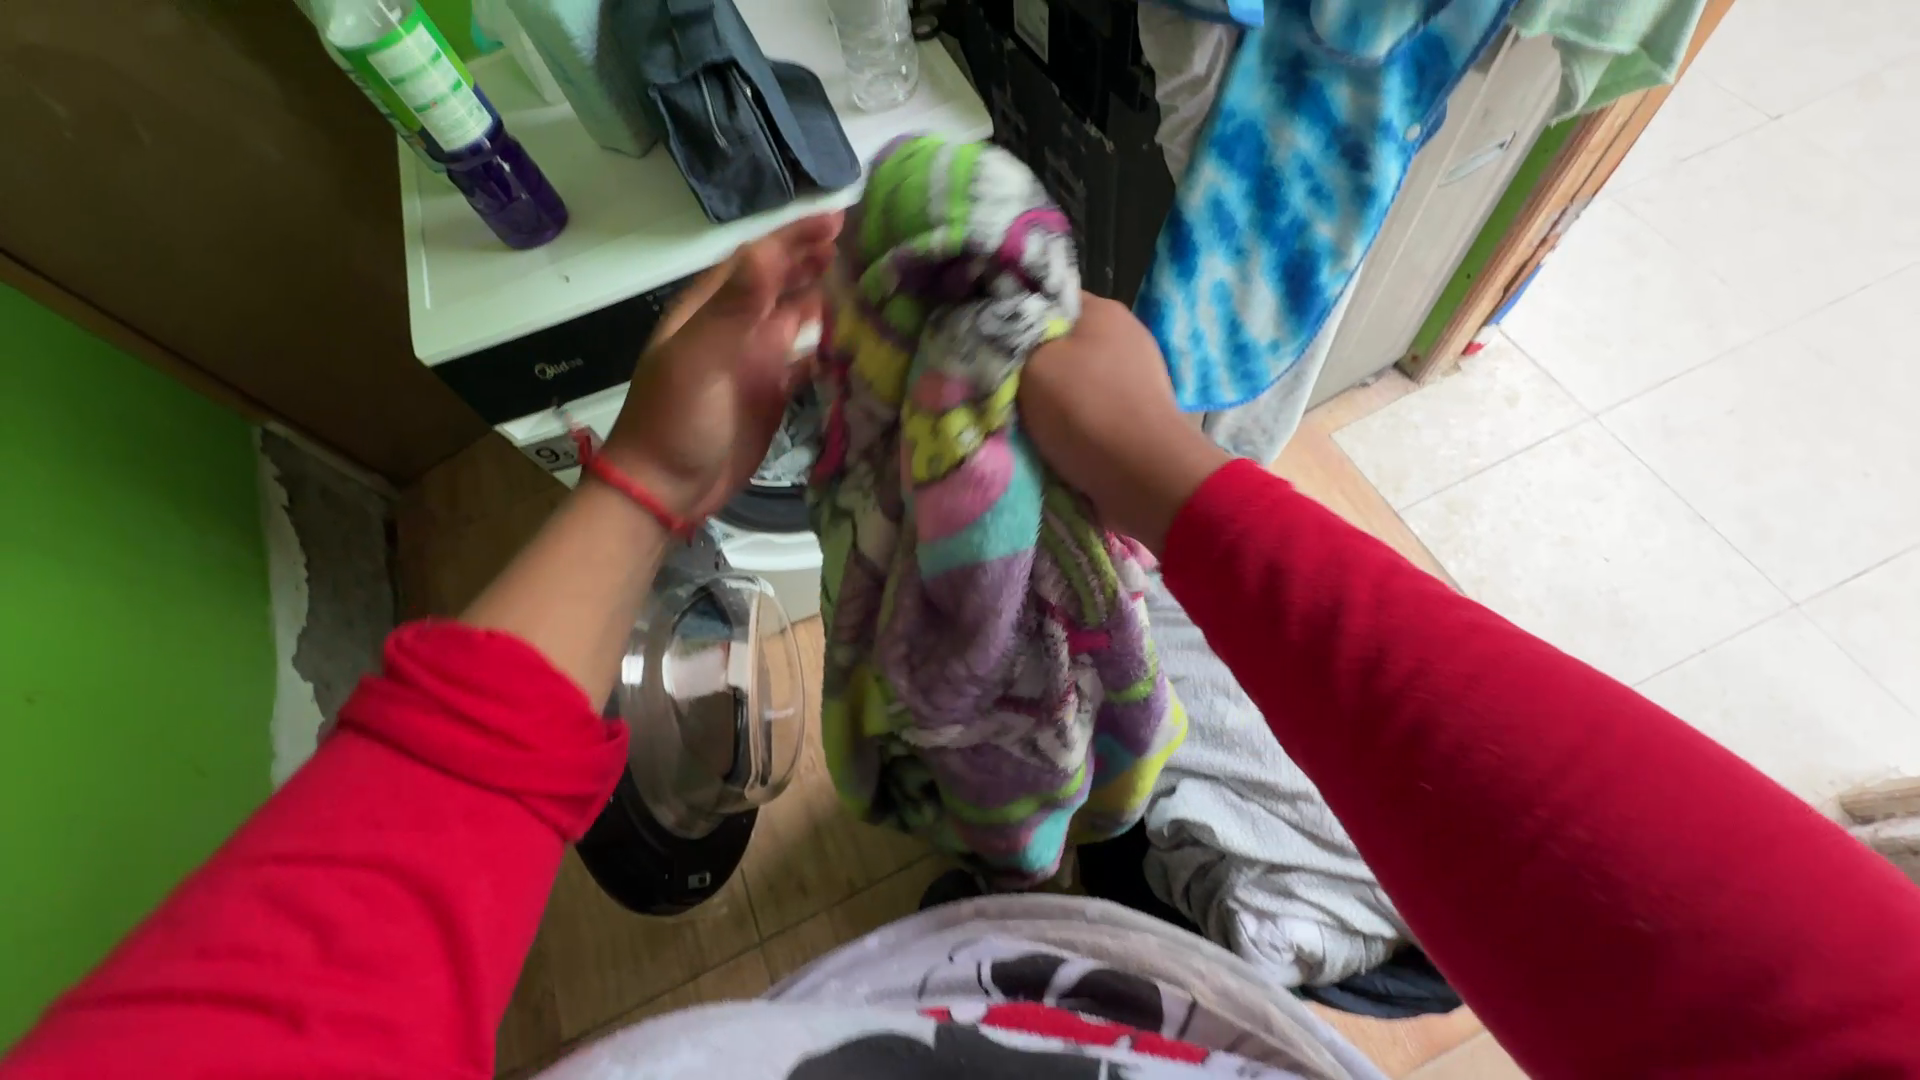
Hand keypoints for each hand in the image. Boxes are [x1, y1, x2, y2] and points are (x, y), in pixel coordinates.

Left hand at [599, 212, 842, 519]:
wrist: (668, 487)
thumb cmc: (676, 419)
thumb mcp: (699, 357)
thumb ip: (735, 306)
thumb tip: (770, 250)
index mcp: (713, 308)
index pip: (759, 258)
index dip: (795, 236)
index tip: (839, 219)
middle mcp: (738, 326)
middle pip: (782, 281)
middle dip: (817, 260)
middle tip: (865, 248)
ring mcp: (757, 360)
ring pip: (799, 317)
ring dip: (829, 299)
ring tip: (871, 285)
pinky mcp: (774, 393)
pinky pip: (808, 360)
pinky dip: (831, 349)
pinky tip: (859, 342)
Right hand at [1021, 293, 1229, 551]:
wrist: (1144, 476)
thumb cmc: (1085, 410)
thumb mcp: (1030, 365)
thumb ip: (1008, 345)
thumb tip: (996, 339)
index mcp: (1101, 309)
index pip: (1044, 297)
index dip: (1009, 318)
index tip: (983, 345)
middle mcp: (1124, 334)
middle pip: (1058, 342)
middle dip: (1028, 365)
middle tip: (997, 388)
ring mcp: (1136, 376)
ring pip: (1073, 379)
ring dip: (1047, 399)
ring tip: (1021, 420)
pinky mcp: (1138, 414)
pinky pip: (1090, 409)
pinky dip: (1070, 422)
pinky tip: (1053, 439)